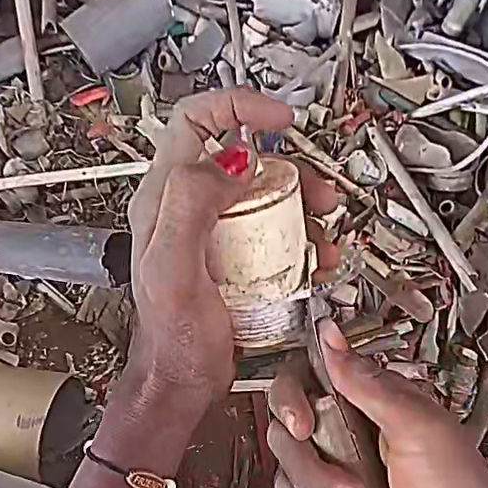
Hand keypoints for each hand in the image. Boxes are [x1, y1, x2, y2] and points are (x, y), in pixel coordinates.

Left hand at [125, 88, 340, 418]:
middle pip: (242, 157)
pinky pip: (275, 232)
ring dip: (303, 204)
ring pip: (266, 194)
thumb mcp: (174, 271)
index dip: (239, 106)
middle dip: (287, 166)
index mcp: (164, 200)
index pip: (196, 122)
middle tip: (314, 191)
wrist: (183, 381)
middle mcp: (188, 209)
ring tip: (323, 230)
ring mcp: (215, 234)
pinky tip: (315, 259)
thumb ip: (192, 206)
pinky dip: (302, 239)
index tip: (280, 119)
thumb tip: (233, 159)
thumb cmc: (172, 339)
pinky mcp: (237, 258)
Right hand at [267, 321, 487, 487]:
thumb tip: (330, 335)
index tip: (303, 427)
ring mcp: (335, 483)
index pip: (298, 386)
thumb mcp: (419, 429)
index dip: (290, 404)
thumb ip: (368, 383)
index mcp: (364, 407)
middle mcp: (343, 441)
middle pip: (288, 447)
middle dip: (321, 481)